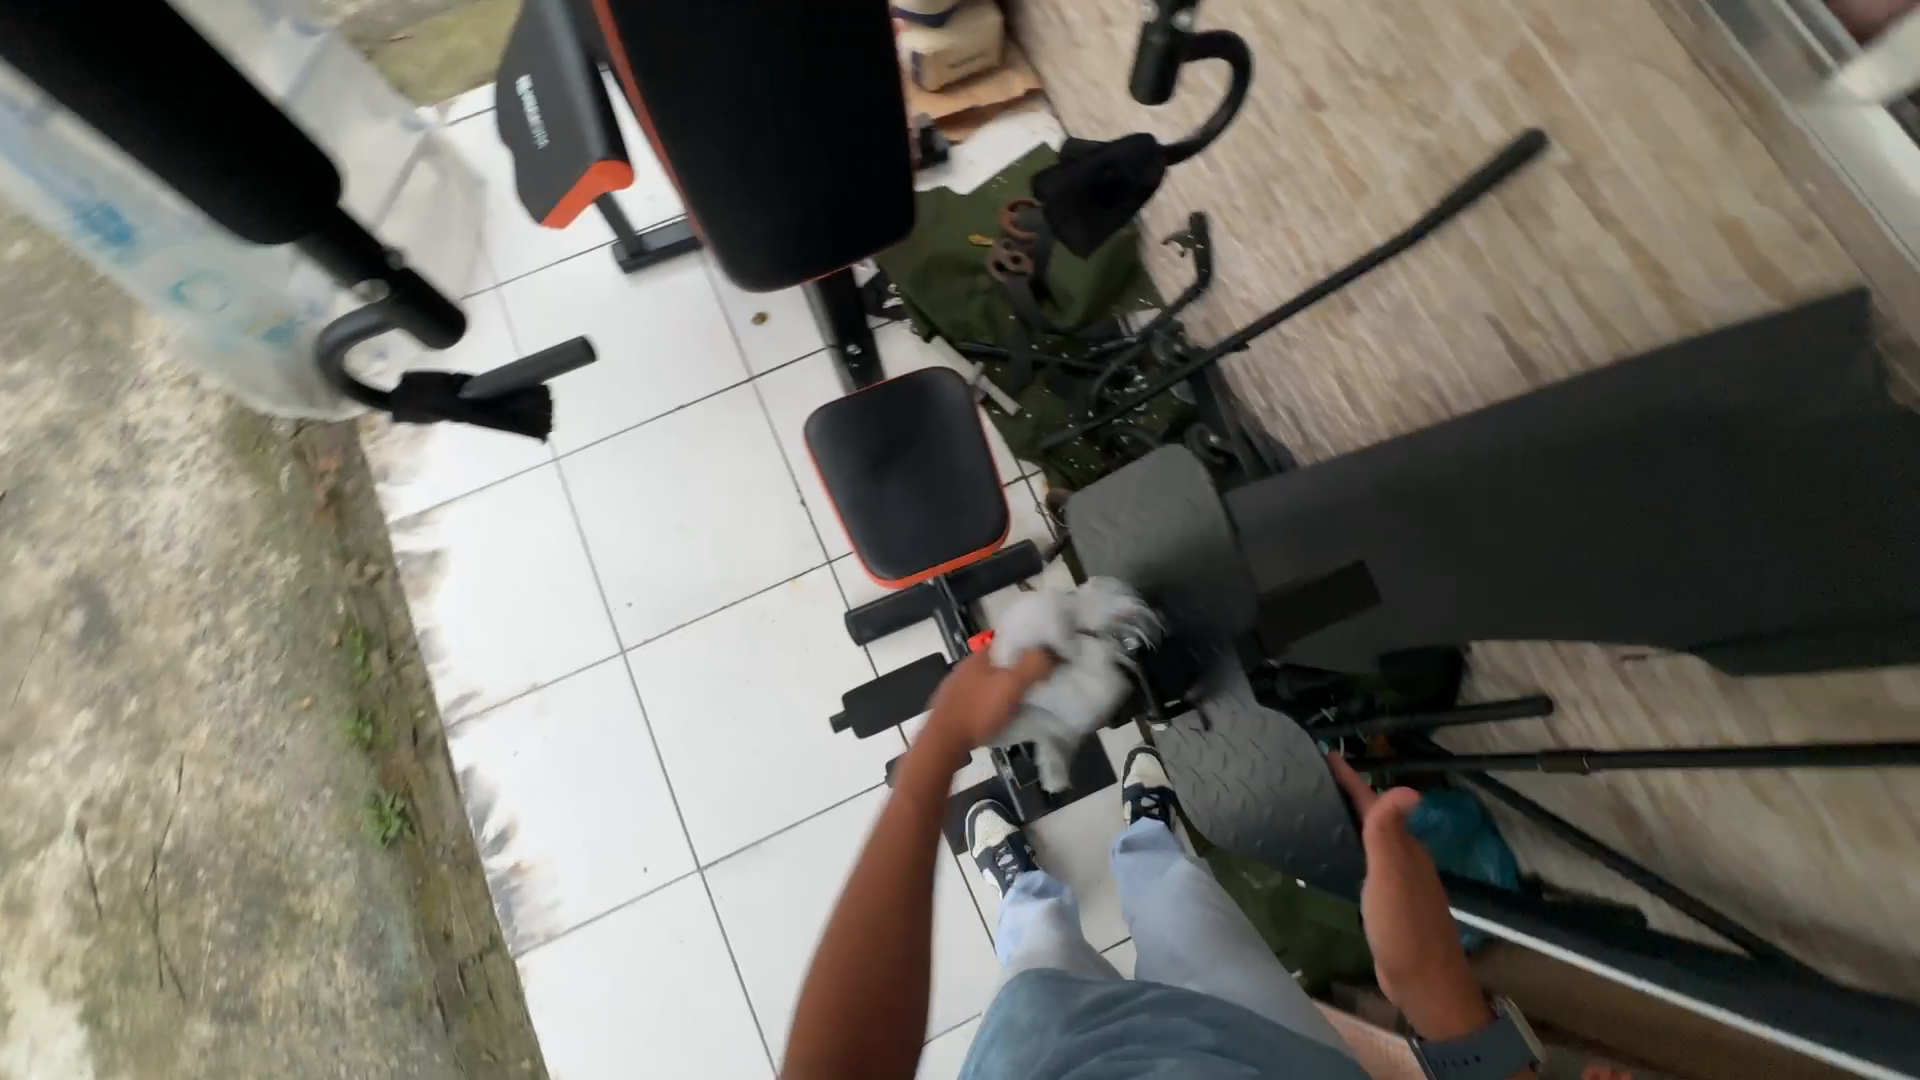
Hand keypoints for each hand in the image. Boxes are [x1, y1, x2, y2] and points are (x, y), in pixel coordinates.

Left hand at [923, 649, 1054, 751]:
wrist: (943, 742)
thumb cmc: (978, 710)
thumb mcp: (1012, 685)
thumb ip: (1033, 665)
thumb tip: (1052, 650)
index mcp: (980, 656)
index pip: (1010, 642)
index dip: (1030, 648)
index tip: (1046, 660)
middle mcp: (966, 666)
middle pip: (1000, 663)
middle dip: (1018, 671)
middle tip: (1038, 684)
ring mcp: (956, 686)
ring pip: (989, 682)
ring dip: (1005, 689)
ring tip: (1022, 702)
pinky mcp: (952, 706)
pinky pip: (979, 699)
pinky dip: (992, 704)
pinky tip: (999, 715)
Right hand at [1327, 753, 1493, 1041]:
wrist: (1426, 986)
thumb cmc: (1405, 928)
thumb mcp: (1392, 876)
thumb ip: (1391, 833)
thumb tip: (1409, 787)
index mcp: (1403, 848)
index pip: (1374, 802)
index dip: (1350, 778)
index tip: (1325, 753)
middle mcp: (1403, 858)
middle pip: (1373, 815)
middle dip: (1346, 791)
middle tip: (1311, 774)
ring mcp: (1397, 881)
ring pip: (1368, 837)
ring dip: (1347, 817)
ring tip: (1315, 805)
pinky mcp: (1387, 901)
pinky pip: (1363, 860)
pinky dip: (1347, 846)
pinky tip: (1332, 852)